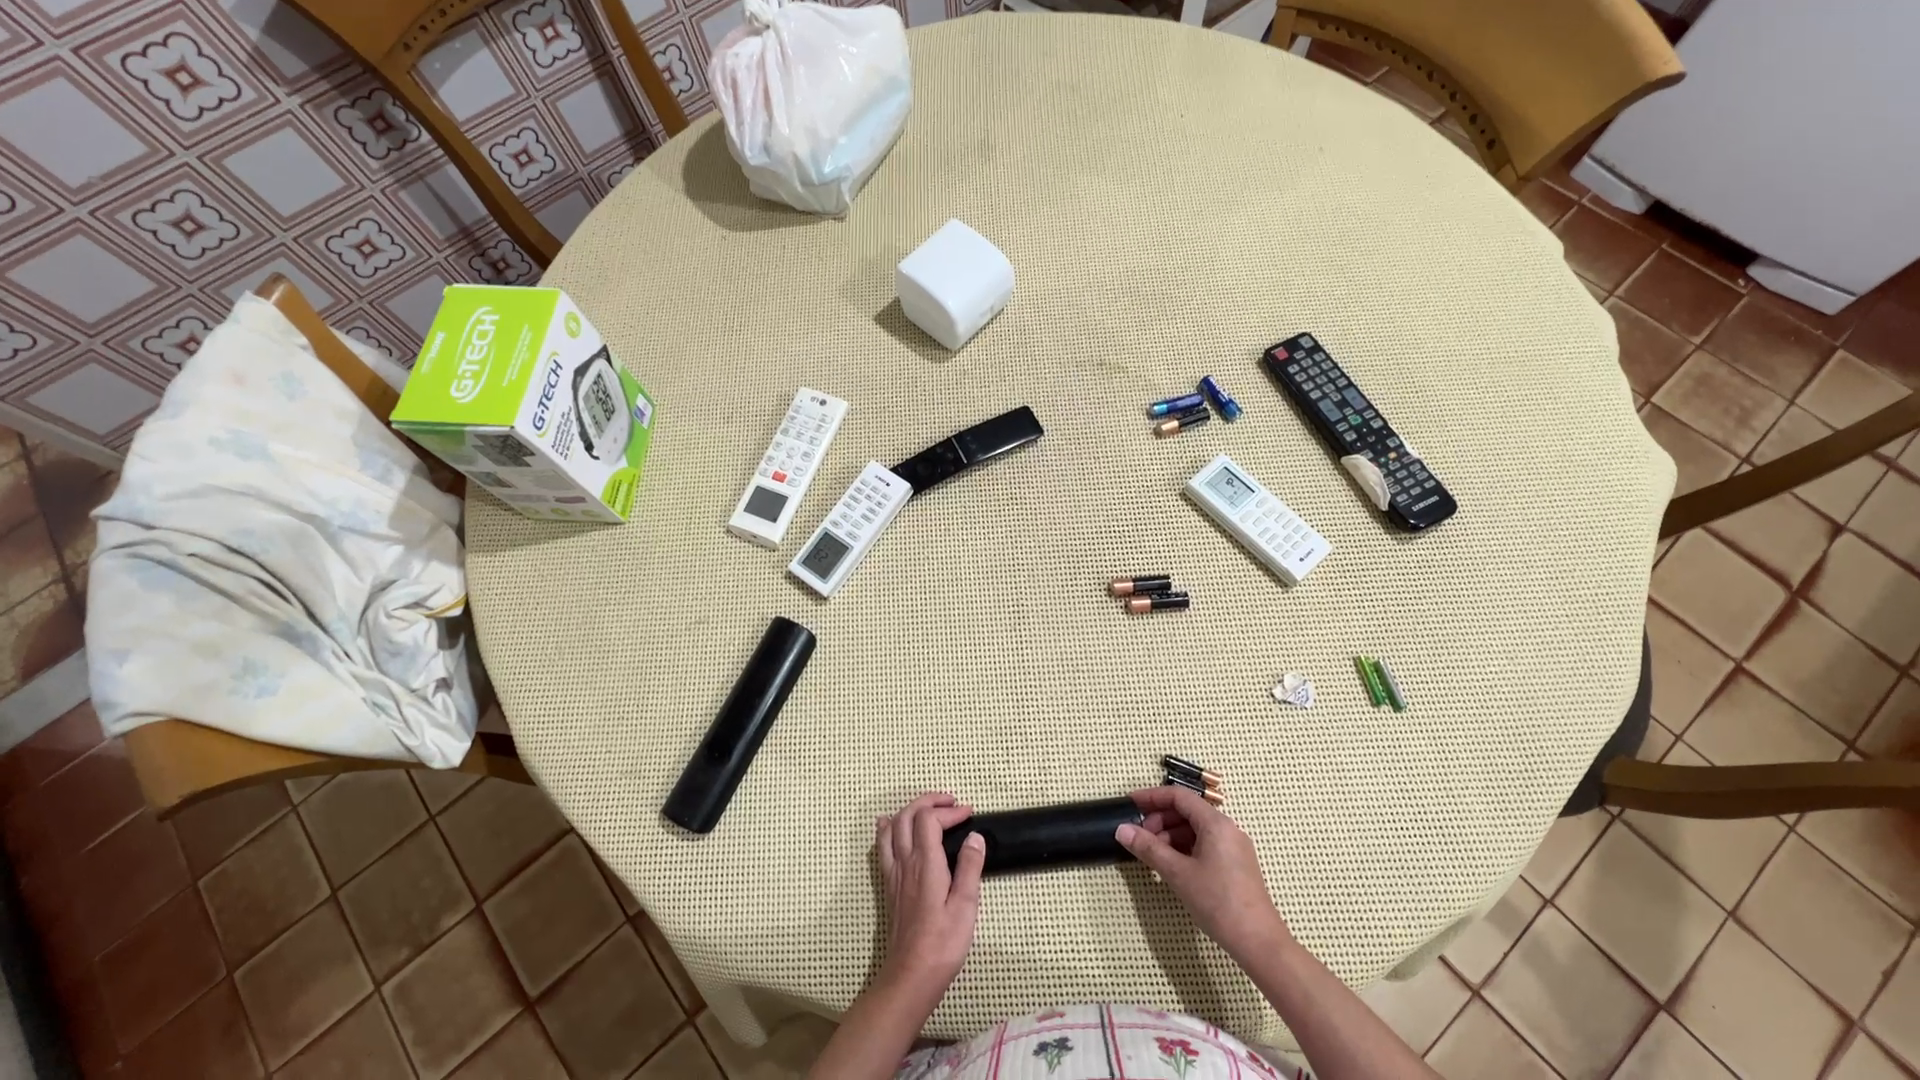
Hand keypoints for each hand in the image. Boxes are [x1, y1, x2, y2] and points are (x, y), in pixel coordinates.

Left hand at [874, 793, 986, 996]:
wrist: (910, 975)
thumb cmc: (943, 943)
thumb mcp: (966, 906)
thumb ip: (970, 867)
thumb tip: (975, 836)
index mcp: (926, 864)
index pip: (929, 819)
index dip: (949, 810)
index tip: (969, 814)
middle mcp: (905, 862)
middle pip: (908, 815)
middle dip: (929, 801)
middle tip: (951, 803)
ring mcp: (894, 873)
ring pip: (892, 827)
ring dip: (909, 810)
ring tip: (928, 809)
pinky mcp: (889, 886)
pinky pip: (883, 846)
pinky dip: (888, 828)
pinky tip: (889, 825)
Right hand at [1116, 786, 1291, 959]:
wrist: (1257, 940)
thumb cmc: (1217, 901)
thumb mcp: (1177, 873)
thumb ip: (1148, 848)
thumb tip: (1122, 830)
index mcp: (1216, 823)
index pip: (1179, 796)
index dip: (1152, 797)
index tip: (1130, 804)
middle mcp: (1227, 828)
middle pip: (1188, 811)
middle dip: (1160, 820)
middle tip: (1139, 837)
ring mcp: (1233, 847)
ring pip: (1196, 829)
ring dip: (1171, 835)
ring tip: (1153, 855)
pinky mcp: (1235, 864)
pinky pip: (1205, 844)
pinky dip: (1184, 848)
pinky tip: (1172, 865)